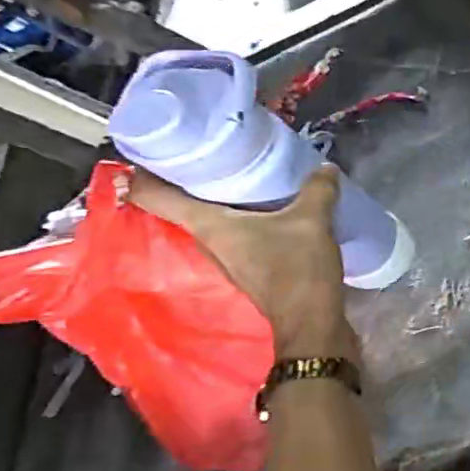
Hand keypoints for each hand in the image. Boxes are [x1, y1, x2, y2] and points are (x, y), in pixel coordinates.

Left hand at [129, 167, 358, 362]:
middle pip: (181, 206)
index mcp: (209, 225)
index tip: (151, 149)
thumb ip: (318, 190)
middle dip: (189, 179)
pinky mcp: (247, 269)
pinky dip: (241, 219)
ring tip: (237, 176)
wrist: (310, 322)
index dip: (143, 172)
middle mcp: (208, 242)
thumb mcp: (312, 221)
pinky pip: (234, 234)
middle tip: (206, 152)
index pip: (153, 196)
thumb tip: (326, 167)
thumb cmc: (297, 268)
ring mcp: (226, 259)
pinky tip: (265, 210)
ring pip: (210, 221)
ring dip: (217, 201)